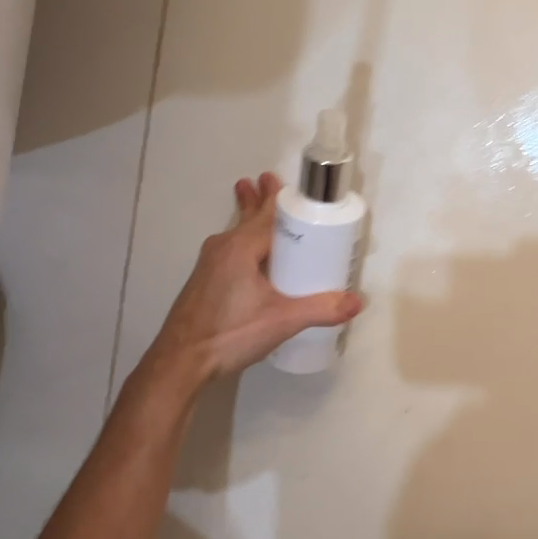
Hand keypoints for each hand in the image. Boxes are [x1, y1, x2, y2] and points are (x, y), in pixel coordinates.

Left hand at [139, 173, 363, 387]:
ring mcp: (209, 263)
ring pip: (237, 233)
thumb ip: (321, 309)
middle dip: (262, 199)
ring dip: (248, 216)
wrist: (181, 361)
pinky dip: (244, 241)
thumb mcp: (282, 321)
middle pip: (249, 218)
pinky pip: (231, 250)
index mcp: (241, 247)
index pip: (269, 214)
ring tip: (249, 195)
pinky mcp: (204, 280)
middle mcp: (223, 247)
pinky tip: (250, 254)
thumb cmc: (230, 333)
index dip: (284, 200)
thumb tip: (357, 302)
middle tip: (269, 177)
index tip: (297, 187)